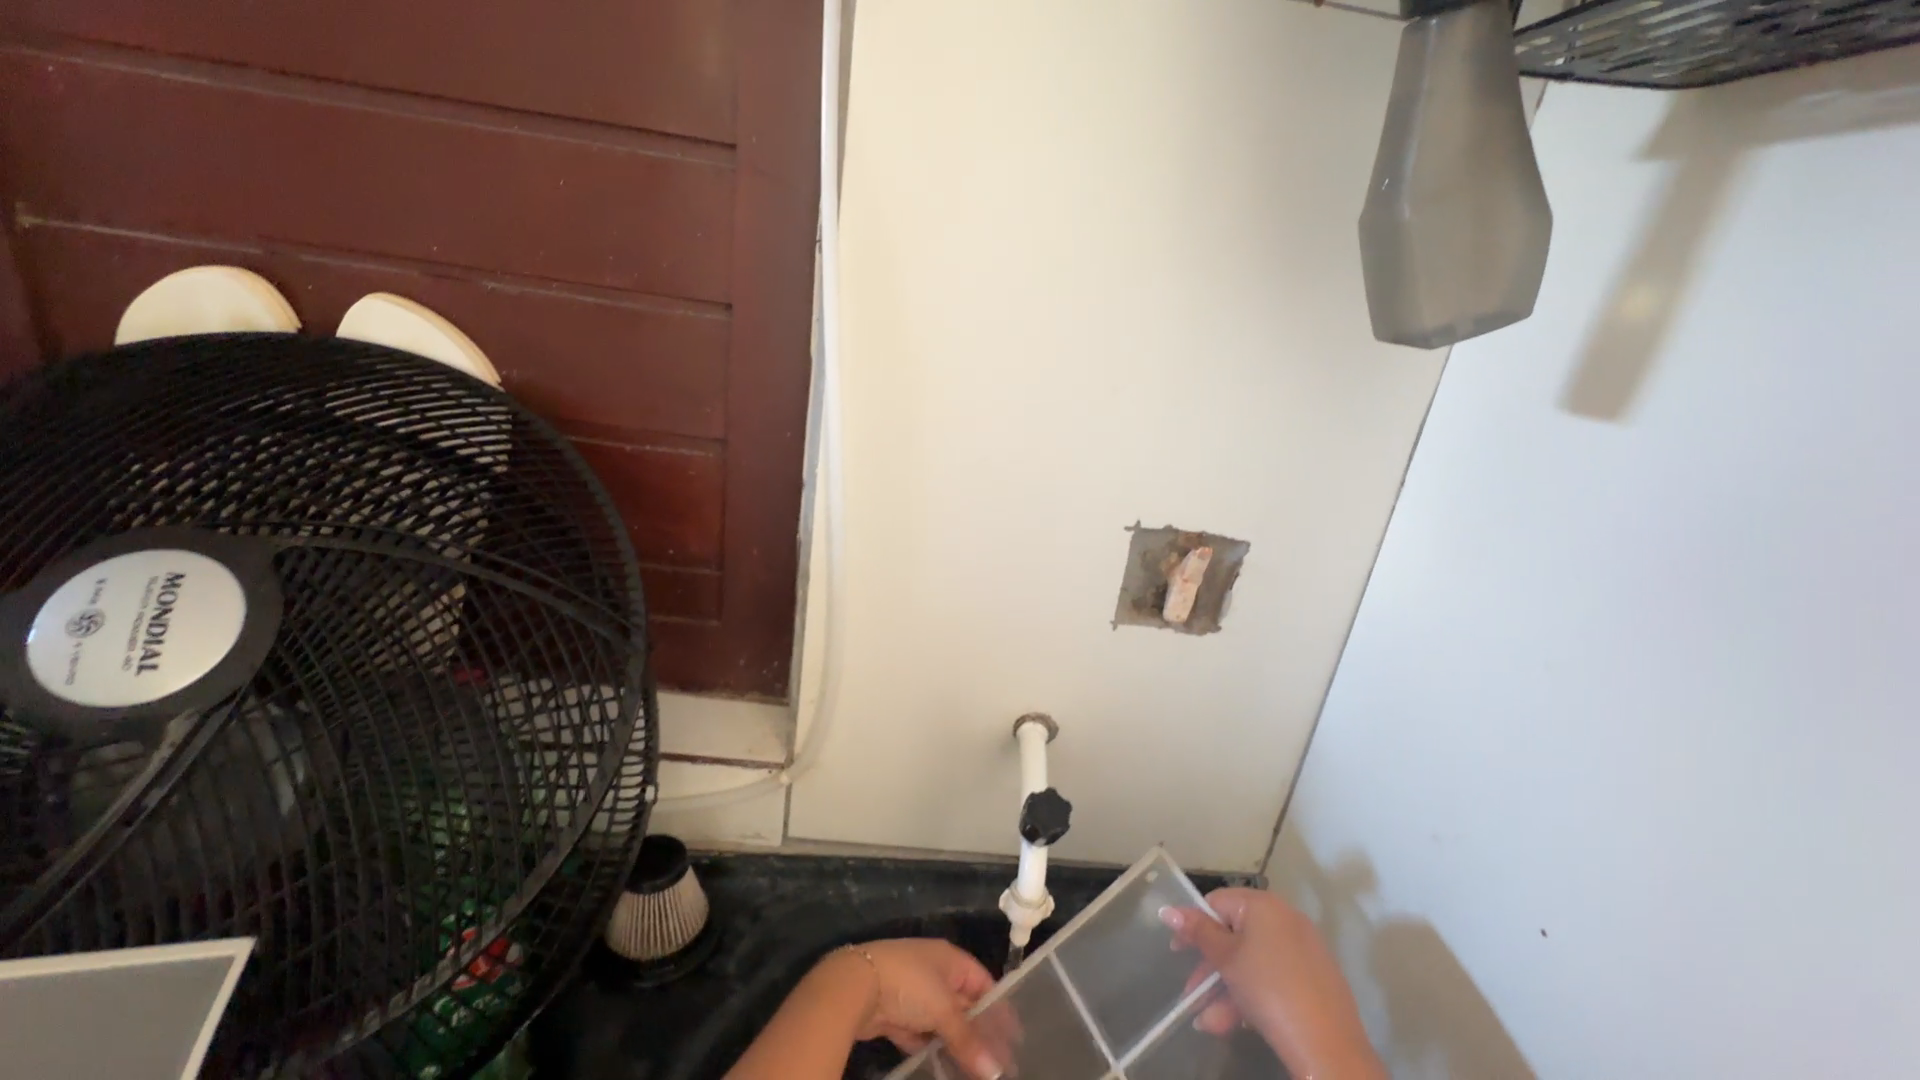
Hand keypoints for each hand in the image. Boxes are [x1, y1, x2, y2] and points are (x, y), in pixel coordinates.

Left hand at [839, 939, 1003, 1078]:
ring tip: (975, 1072)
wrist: (856, 985)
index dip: (999, 1010)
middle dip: (978, 1034)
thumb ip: (968, 1041)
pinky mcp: (895, 1014)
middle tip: (997, 1064)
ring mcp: (913, 993)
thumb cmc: (909, 984)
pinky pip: (920, 1035)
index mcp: (951, 960)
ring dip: (955, 1046)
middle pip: (963, 1006)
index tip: (1014, 1038)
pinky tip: (944, 1070)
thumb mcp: (944, 1010)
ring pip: (941, 1023)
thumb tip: (996, 1072)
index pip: (984, 983)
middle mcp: (934, 972)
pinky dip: (931, 1050)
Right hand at [1160, 889, 1384, 1079]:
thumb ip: (1197, 932)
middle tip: (1191, 993)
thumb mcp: (1226, 959)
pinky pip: (1271, 977)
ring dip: (1225, 990)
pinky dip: (1251, 995)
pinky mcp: (1314, 977)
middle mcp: (1286, 919)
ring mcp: (1303, 949)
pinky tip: (1234, 1024)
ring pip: (1251, 962)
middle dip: (1210, 968)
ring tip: (1209, 1022)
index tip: (1178, 952)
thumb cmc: (1268, 989)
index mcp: (1264, 905)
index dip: (1194, 925)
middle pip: (1234, 935)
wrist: (1327, 1045)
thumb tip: (1168, 909)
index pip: (1218, 902)